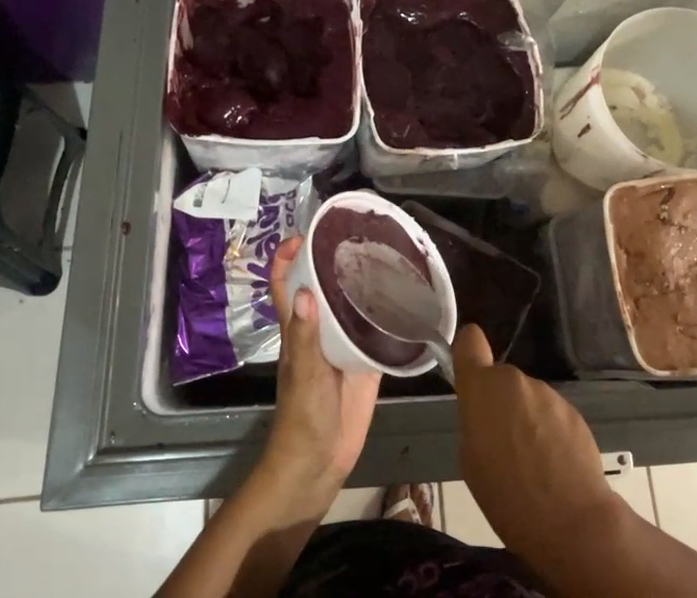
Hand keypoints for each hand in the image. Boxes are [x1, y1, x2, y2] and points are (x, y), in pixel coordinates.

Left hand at [258, 232, 380, 506]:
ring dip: (364, 283)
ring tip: (391, 256)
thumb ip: (304, 337)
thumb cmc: (303, 418)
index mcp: (298, 329)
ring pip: (353, 306)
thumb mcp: (304, 376)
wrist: (319, 463)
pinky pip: (378, 334)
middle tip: (364, 235)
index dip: (289, 257)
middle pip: (325, 287)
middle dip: (336, 260)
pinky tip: (409, 299)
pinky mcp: (368, 364)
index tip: (308, 233)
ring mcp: (345, 347)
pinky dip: (389, 316)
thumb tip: (306, 290)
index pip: (287, 284)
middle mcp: (321, 330)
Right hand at [452, 324, 621, 555]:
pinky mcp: (574, 412)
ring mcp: (548, 394)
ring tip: (532, 462)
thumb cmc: (505, 494)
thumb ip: (476, 424)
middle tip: (502, 444)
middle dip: (501, 404)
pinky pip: (552, 415)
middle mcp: (515, 382)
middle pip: (501, 382)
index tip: (470, 372)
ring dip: (527, 419)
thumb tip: (491, 418)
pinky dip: (550, 432)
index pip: (470, 342)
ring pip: (529, 399)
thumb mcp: (471, 460)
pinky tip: (554, 465)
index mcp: (482, 389)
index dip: (469, 352)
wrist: (568, 518)